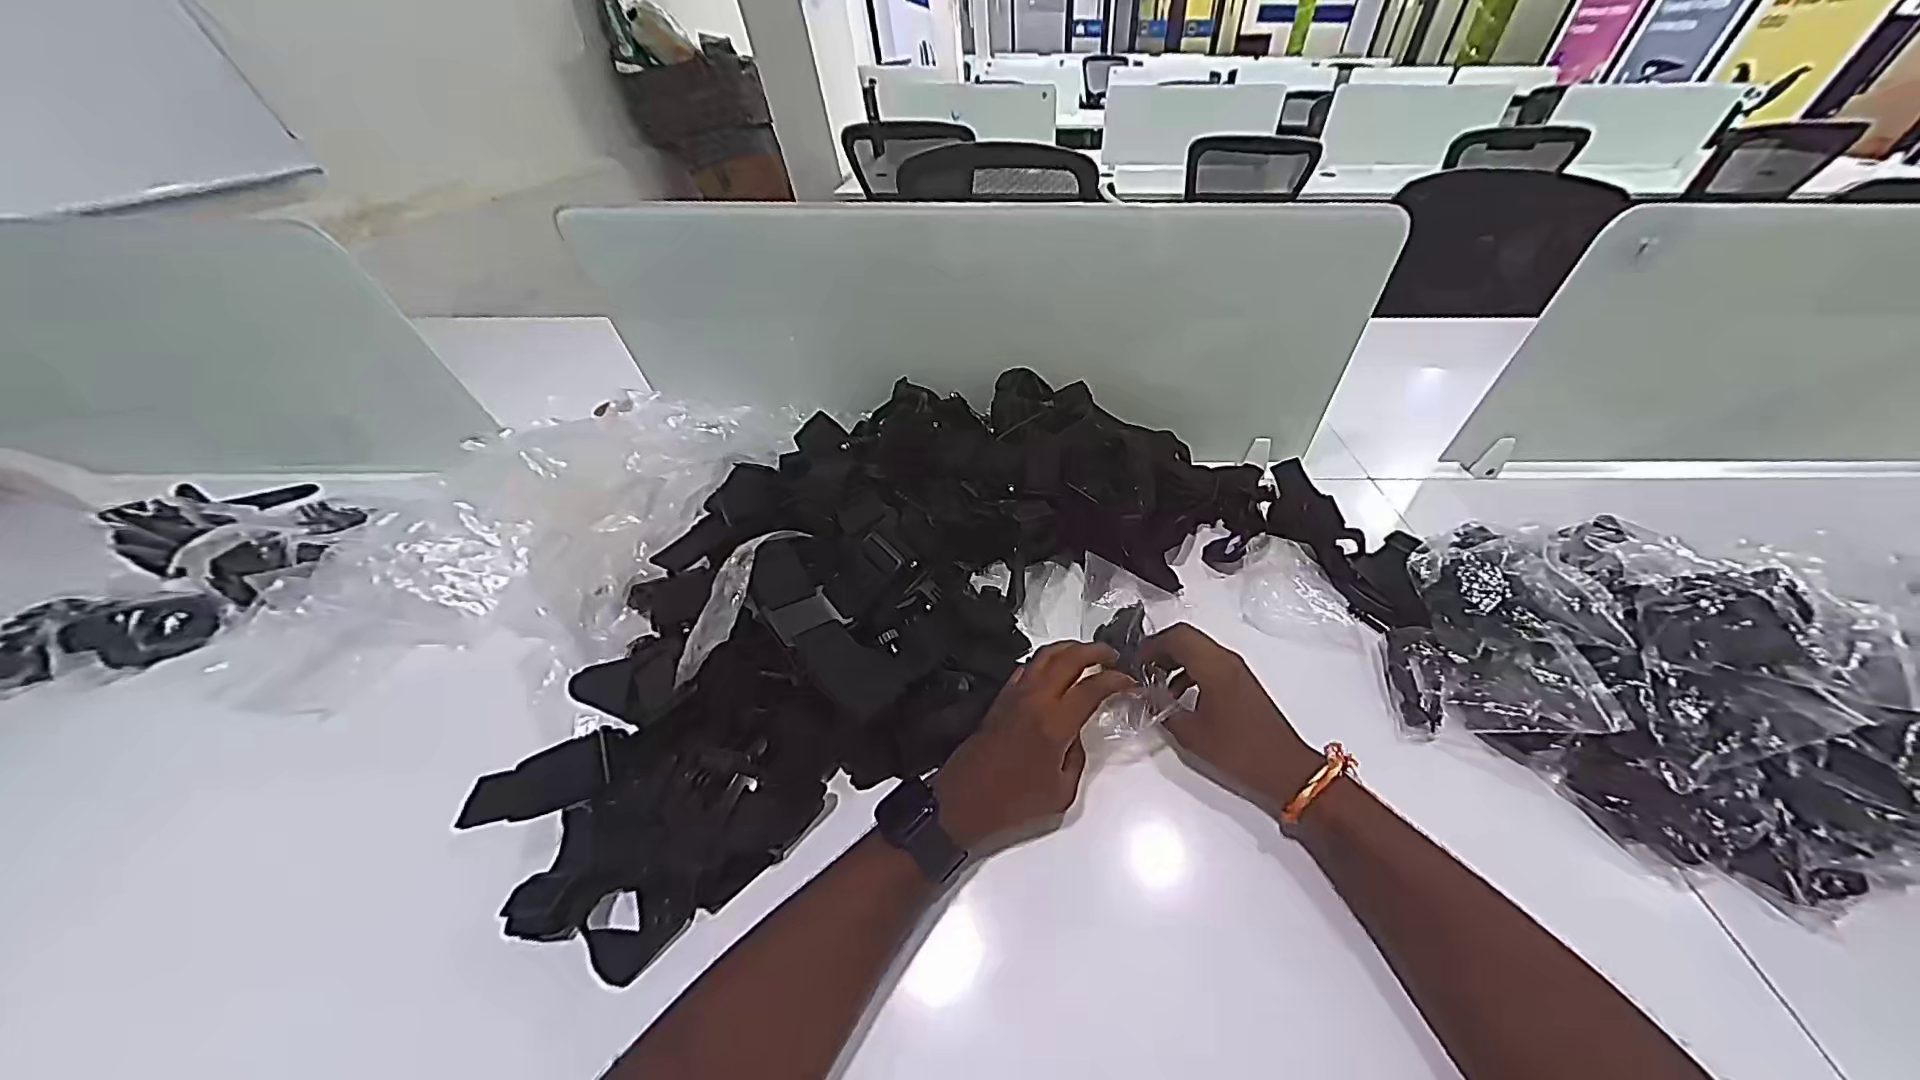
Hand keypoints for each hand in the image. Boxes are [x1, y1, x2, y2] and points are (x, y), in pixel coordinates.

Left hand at [931, 641, 1134, 851]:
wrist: (963, 801)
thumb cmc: (1012, 803)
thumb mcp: (1061, 791)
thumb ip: (1077, 757)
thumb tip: (1076, 736)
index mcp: (1054, 723)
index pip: (1092, 687)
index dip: (1116, 680)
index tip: (1129, 681)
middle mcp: (1034, 700)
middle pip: (1068, 658)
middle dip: (1095, 652)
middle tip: (1112, 657)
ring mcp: (1014, 695)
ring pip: (1044, 656)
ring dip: (1069, 650)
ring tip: (1086, 655)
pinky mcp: (1000, 699)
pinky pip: (1026, 668)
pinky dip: (1045, 662)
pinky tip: (1053, 672)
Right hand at [1141, 623, 1322, 811]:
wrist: (1286, 771)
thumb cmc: (1238, 752)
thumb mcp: (1190, 733)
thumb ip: (1162, 708)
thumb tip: (1146, 694)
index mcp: (1214, 666)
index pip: (1176, 636)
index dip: (1151, 645)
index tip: (1135, 663)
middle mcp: (1227, 661)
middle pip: (1187, 638)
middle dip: (1160, 650)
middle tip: (1143, 670)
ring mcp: (1237, 671)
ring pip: (1198, 649)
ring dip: (1175, 660)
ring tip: (1158, 684)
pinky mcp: (1242, 683)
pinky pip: (1210, 663)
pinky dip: (1190, 671)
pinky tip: (1180, 696)